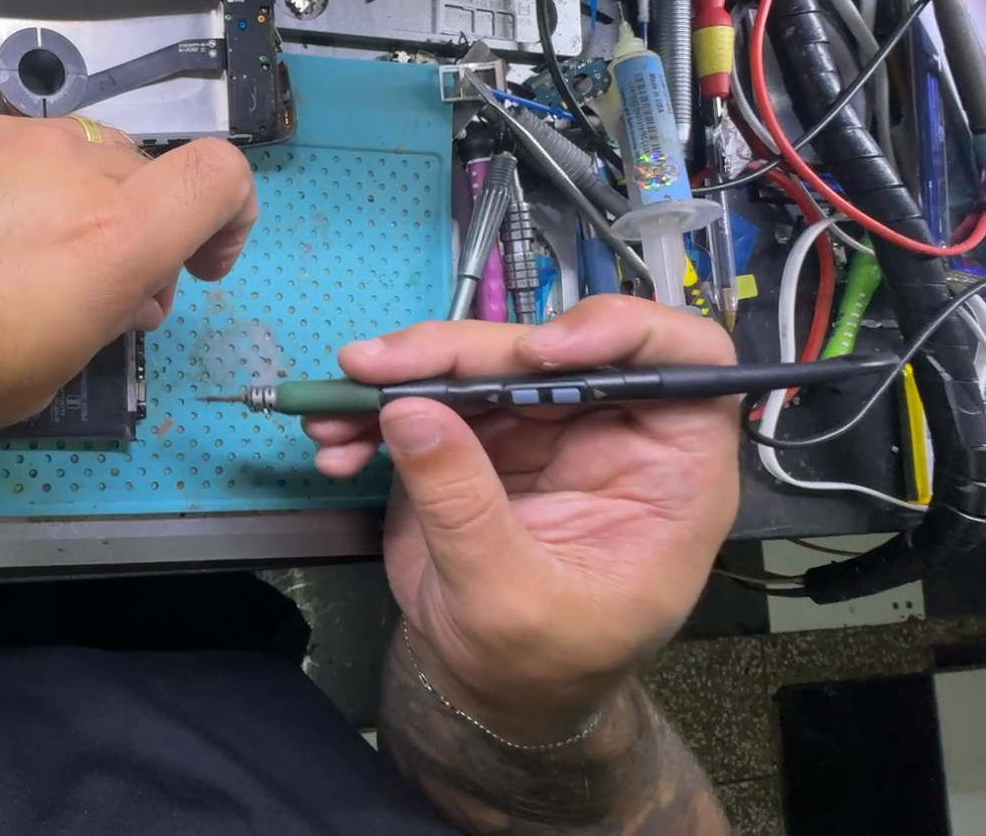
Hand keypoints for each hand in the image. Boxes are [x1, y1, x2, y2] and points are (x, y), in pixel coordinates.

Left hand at [0, 116, 256, 446]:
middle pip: (156, 174)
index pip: (221, 177)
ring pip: (97, 159)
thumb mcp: (52, 368)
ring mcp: (10, 142)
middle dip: (150, 231)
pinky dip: (44, 188)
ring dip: (95, 208)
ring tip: (44, 264)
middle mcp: (67, 169)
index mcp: (105, 237)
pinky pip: (38, 150)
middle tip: (106, 291)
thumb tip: (137, 285)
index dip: (232, 218)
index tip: (200, 259)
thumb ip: (115, 310)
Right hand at [303, 296, 739, 743]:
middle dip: (448, 354)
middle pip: (534, 352)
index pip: (681, 364)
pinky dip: (366, 414)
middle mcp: (595, 430)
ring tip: (330, 417)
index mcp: (658, 467)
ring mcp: (524, 428)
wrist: (481, 679)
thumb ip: (461, 502)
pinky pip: (414, 399)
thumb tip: (408, 409)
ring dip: (389, 382)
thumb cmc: (534, 658)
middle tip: (369, 369)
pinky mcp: (462, 436)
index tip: (536, 352)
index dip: (620, 333)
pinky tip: (334, 446)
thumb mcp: (506, 593)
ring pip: (462, 366)